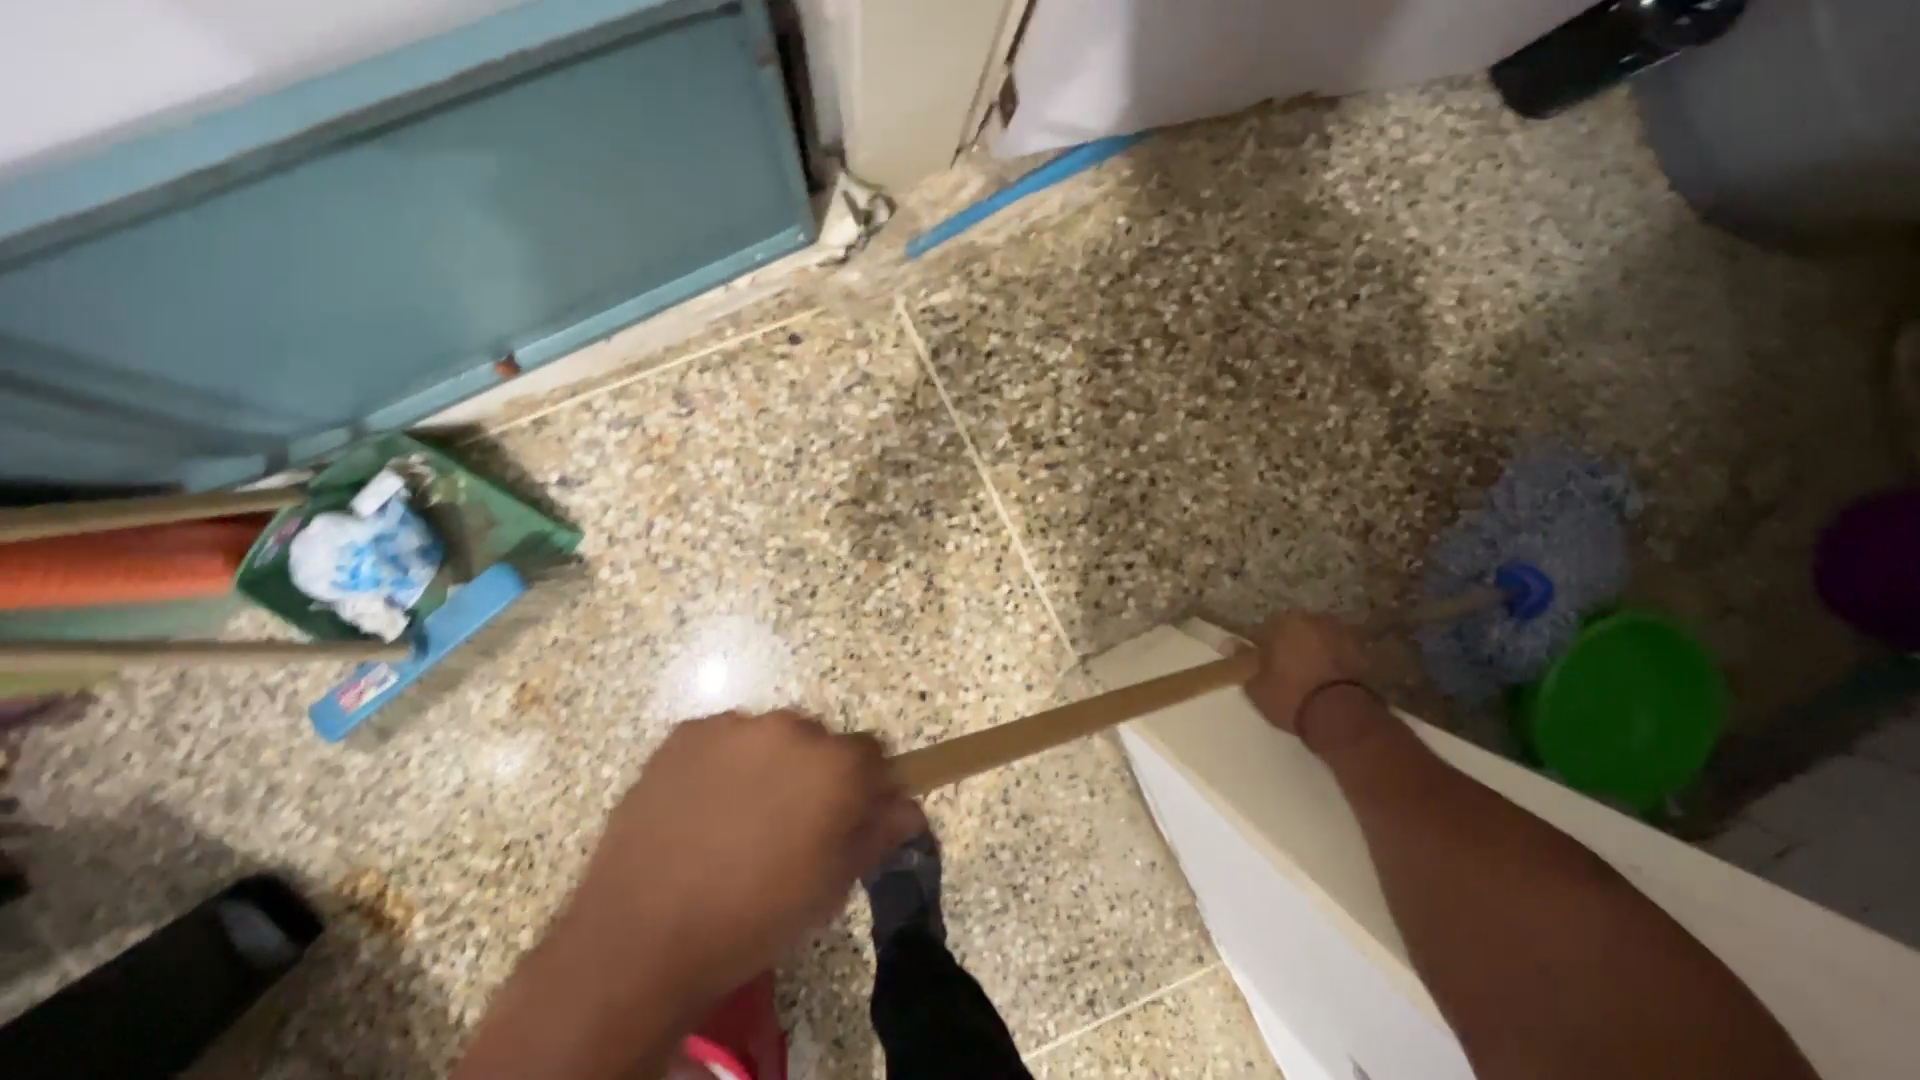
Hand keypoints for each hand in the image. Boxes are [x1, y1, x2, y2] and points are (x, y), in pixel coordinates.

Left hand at [569, 710, 923, 1000]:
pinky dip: (722, 766)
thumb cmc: (756, 917)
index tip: (850, 819)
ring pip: (768, 738)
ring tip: (738, 821)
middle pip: (820, 741)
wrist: (645, 933)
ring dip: (768, 767)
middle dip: (815, 774)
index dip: (866, 786)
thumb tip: (905, 807)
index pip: (874, 754)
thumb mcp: (831, 886)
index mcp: (837, 766)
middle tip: (791, 826)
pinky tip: (702, 811)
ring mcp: (731, 728)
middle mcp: (790, 729)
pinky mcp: (684, 735)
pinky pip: (721, 742)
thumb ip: (876, 834)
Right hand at [1241, 613, 1375, 738]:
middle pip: (1296, 631)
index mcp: (1285, 622)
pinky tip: (1328, 683)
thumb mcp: (1256, 685)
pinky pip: (1339, 654)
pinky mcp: (1364, 652)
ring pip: (1320, 640)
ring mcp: (1343, 634)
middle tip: (1286, 672)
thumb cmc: (1290, 697)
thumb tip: (1229, 644)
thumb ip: (1243, 661)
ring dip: (1314, 653)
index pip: (1265, 630)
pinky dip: (1334, 663)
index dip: (1263, 649)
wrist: (1341, 717)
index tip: (1262, 667)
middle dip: (1291, 646)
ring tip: (1310, 679)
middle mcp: (1315, 620)